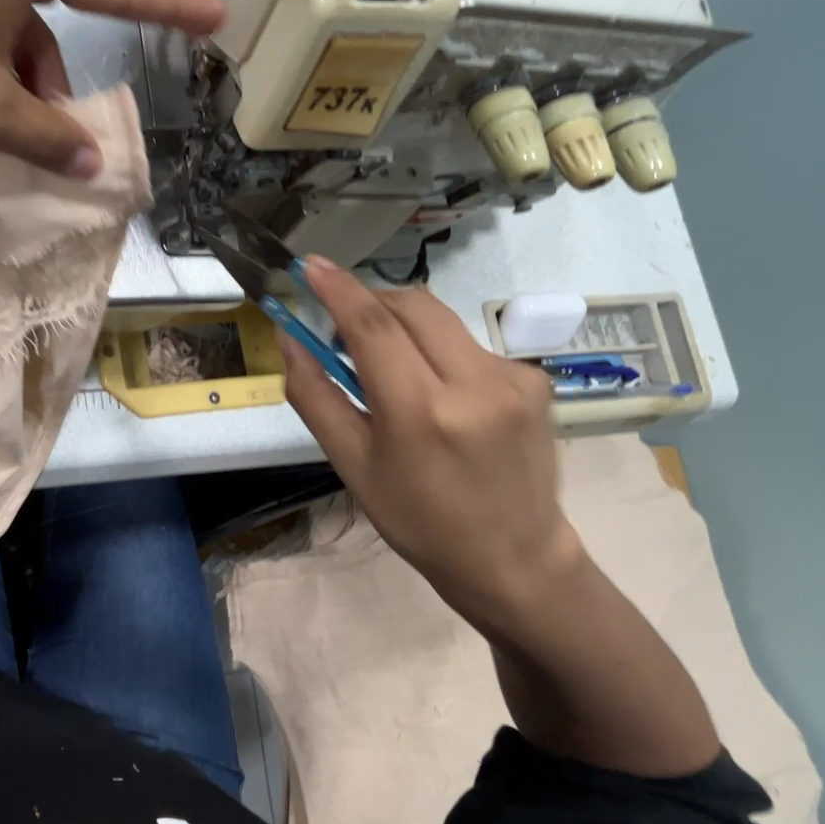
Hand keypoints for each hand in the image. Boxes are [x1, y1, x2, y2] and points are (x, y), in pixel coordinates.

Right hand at [280, 258, 584, 610]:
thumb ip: (315, 396)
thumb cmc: (418, 520)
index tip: (310, 265)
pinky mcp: (534, 380)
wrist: (514, 558)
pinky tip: (434, 389)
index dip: (338, 290)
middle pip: (411, 306)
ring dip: (401, 324)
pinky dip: (435, 349)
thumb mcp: (352, 465)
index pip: (374, 328)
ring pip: (440, 319)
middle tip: (341, 329)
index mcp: (422, 414)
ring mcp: (513, 379)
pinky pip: (467, 342)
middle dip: (369, 301)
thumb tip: (290, 339)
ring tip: (385, 364)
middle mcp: (475, 385)